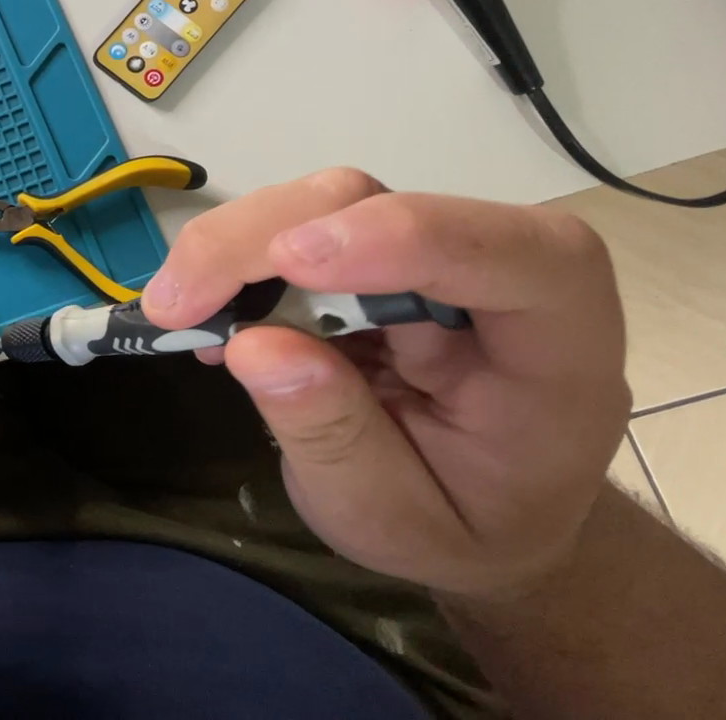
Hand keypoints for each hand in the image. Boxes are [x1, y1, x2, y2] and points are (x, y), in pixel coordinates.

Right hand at [141, 169, 630, 600]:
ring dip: (229, 245)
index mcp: (553, 353)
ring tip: (172, 311)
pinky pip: (286, 227)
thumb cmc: (453, 523)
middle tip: (175, 303)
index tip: (289, 261)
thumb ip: (334, 439)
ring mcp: (415, 257)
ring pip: (319, 202)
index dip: (410, 237)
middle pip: (378, 204)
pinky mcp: (357, 257)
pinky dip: (227, 261)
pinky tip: (199, 313)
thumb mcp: (392, 518)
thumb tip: (252, 346)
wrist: (467, 513)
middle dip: (261, 239)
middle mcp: (485, 278)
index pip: (525, 258)